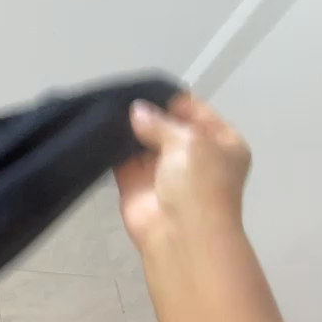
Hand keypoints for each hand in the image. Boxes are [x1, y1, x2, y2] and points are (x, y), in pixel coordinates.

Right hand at [114, 93, 251, 255]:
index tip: (148, 89)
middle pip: (167, 126)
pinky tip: (99, 133)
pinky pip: (122, 161)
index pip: (196, 112)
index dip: (174, 100)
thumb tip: (135, 110)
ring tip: (106, 110)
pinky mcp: (134, 184)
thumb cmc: (199, 183)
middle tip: (121, 96)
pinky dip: (112, 150)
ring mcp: (162, 170)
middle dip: (148, 114)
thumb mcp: (190, 141)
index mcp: (221, 142)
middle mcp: (193, 155)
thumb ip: (160, 123)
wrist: (179, 232)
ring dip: (128, 131)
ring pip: (143, 143)